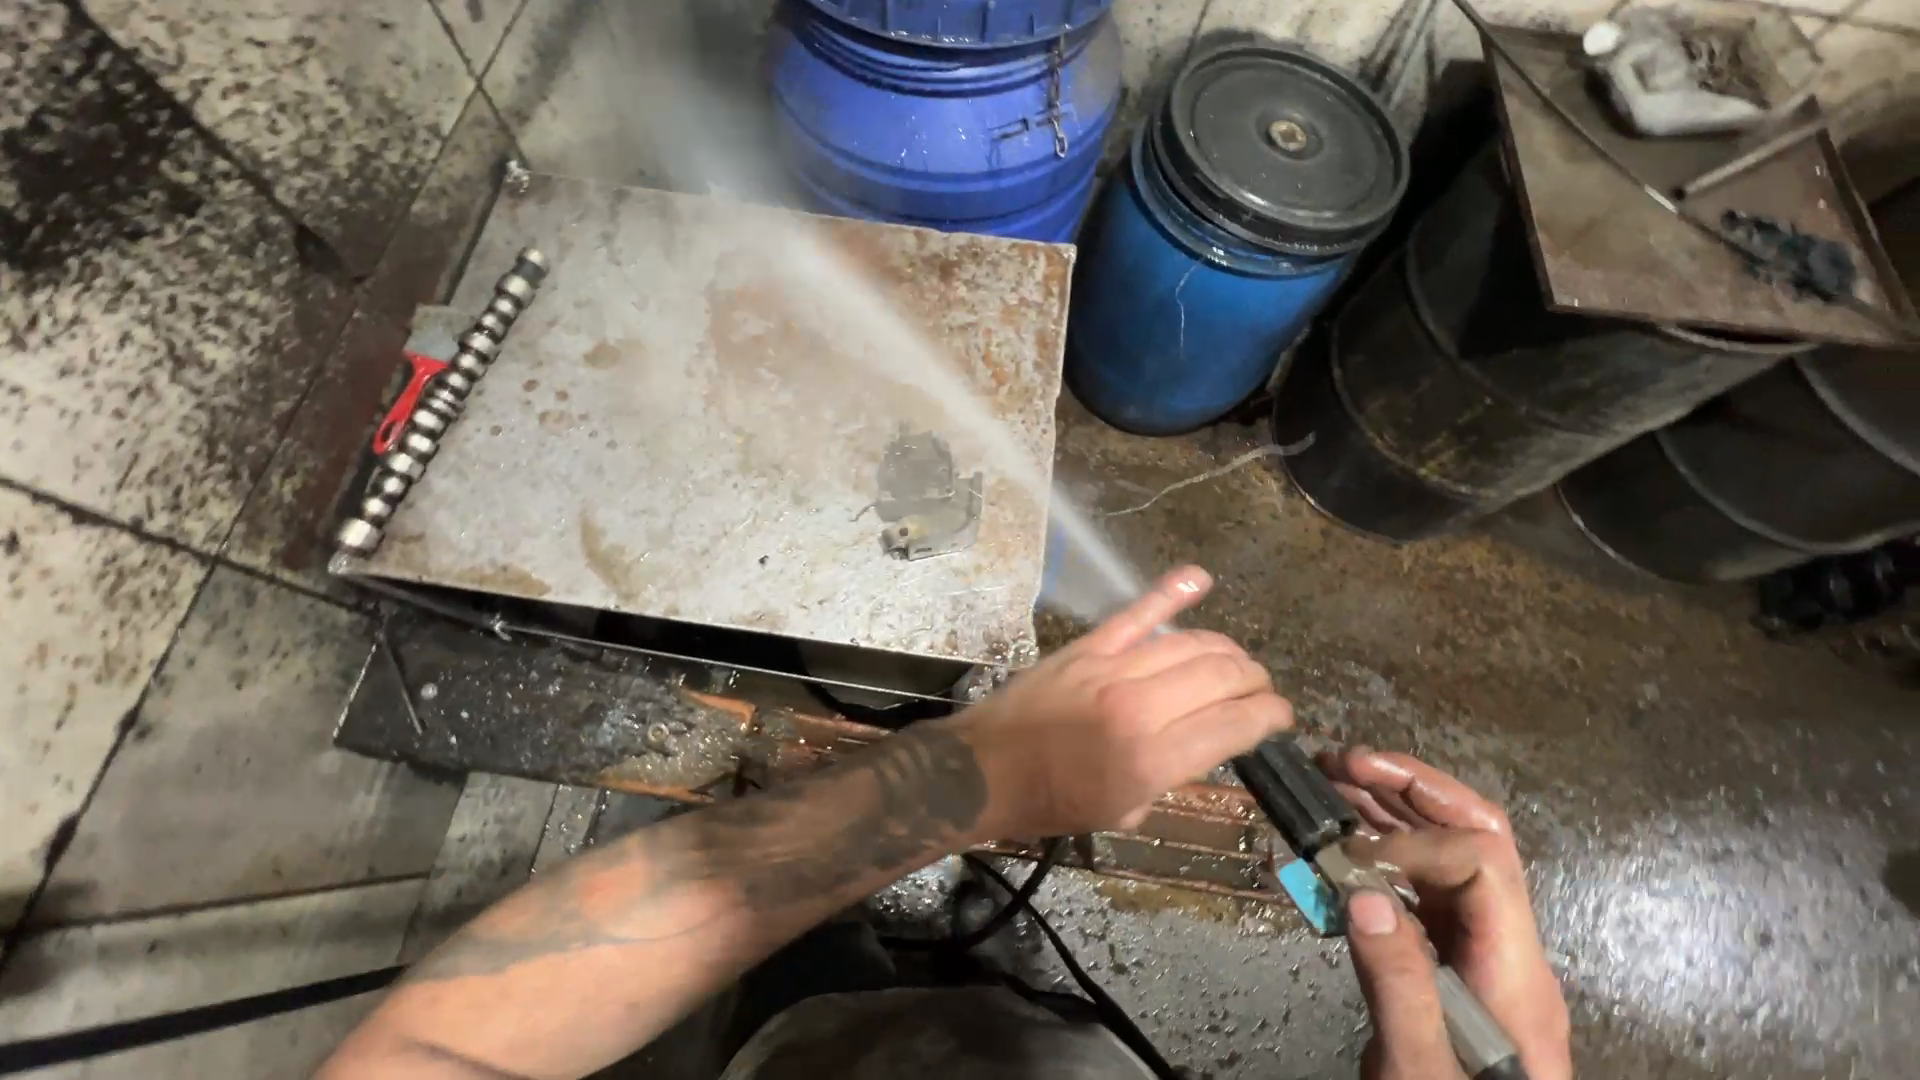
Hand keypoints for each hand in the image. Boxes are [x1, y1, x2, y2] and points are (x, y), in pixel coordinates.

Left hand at [957, 565, 1293, 838]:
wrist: (985, 770)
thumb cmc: (1053, 802)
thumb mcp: (1124, 812)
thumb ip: (1171, 776)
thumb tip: (1204, 744)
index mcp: (1153, 759)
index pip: (1236, 724)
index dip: (1270, 717)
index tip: (1279, 717)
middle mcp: (1141, 707)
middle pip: (1222, 676)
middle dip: (1255, 682)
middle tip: (1259, 691)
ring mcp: (1112, 668)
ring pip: (1191, 644)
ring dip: (1226, 650)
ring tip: (1237, 662)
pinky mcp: (1086, 647)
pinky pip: (1136, 613)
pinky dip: (1170, 592)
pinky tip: (1199, 578)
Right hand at [1317, 749, 1571, 1079]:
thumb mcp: (1422, 1074)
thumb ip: (1398, 985)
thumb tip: (1362, 893)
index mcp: (1514, 971)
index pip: (1480, 863)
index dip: (1413, 843)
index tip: (1348, 861)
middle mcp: (1505, 945)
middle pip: (1476, 835)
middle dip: (1410, 787)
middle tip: (1343, 763)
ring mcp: (1479, 949)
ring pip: (1445, 851)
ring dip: (1388, 808)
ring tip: (1330, 781)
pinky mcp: (1450, 958)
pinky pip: (1418, 887)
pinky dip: (1376, 852)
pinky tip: (1336, 845)